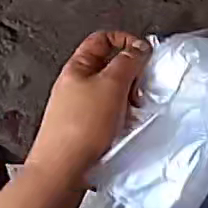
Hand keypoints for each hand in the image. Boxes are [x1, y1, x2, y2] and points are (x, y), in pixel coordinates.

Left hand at [28, 31, 148, 181]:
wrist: (63, 168)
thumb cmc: (83, 124)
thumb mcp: (111, 84)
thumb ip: (128, 61)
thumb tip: (140, 47)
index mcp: (78, 67)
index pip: (103, 39)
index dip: (125, 40)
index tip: (144, 53)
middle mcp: (77, 83)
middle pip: (111, 64)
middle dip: (132, 72)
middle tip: (139, 86)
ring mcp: (81, 104)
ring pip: (114, 88)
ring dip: (129, 94)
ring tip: (133, 107)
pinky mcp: (87, 124)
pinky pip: (112, 108)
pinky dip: (123, 111)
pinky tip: (125, 123)